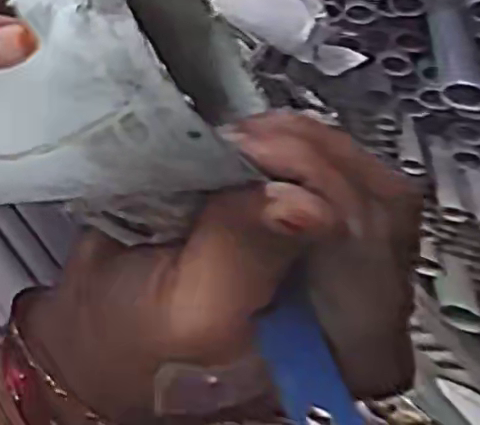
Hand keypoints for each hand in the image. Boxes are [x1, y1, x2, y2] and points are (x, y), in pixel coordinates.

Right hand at [23, 113, 421, 419]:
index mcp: (352, 343)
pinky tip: (236, 149)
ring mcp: (333, 264)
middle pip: (375, 196)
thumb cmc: (139, 341)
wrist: (104, 334)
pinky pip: (321, 171)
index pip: (371, 231)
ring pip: (354, 176)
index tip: (238, 146)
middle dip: (303, 148)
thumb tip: (302, 205)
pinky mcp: (300, 230)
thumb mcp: (187, 309)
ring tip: (230, 141)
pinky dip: (280, 146)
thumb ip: (243, 255)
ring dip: (292, 143)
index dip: (308, 171)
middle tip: (233, 137)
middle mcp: (359, 304)